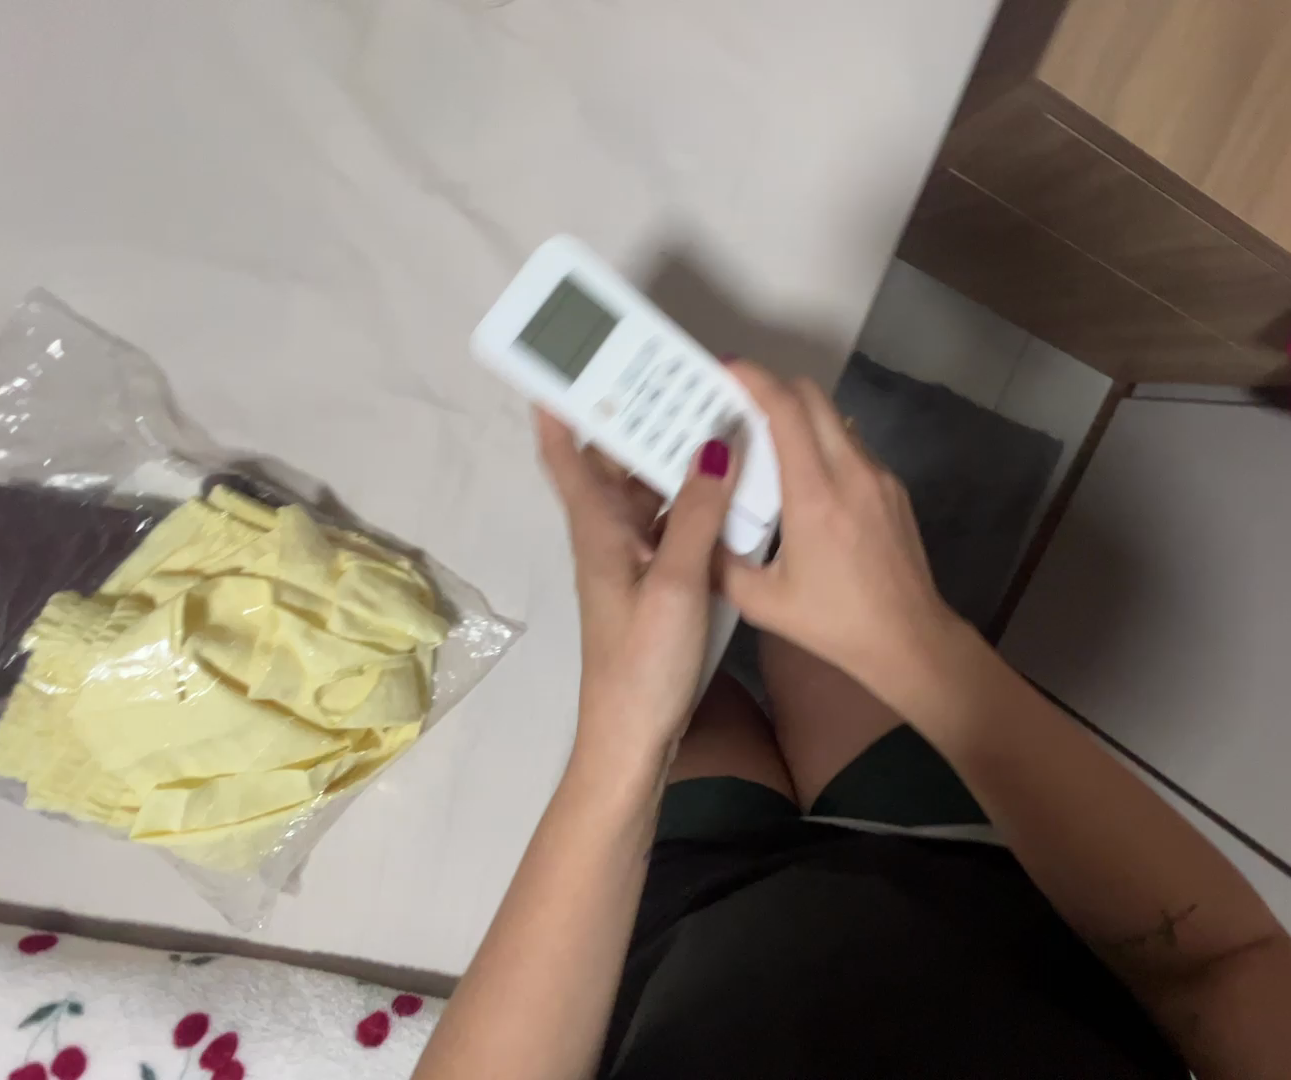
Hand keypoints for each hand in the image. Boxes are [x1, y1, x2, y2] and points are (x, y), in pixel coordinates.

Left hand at [536, 408, 735, 766]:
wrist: (633, 736)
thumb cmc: (643, 660)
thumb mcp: (676, 583)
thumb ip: (696, 514)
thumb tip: (715, 444)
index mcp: (598, 529)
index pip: (566, 457)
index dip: (560, 409)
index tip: (565, 364)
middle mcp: (610, 535)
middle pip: (616, 466)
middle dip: (640, 421)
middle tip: (677, 375)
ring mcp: (635, 560)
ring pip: (651, 494)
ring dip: (674, 460)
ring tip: (714, 418)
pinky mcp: (658, 581)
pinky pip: (674, 525)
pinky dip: (696, 502)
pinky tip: (730, 488)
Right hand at [719, 362, 961, 694]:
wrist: (909, 638)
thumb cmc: (833, 623)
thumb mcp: (762, 602)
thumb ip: (717, 563)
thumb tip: (690, 530)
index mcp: (815, 495)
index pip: (786, 410)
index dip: (753, 378)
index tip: (724, 370)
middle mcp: (852, 472)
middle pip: (813, 396)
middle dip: (773, 386)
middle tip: (737, 403)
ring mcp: (879, 476)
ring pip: (834, 418)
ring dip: (798, 415)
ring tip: (766, 440)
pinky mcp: (893, 487)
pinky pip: (851, 445)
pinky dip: (821, 442)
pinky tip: (803, 477)